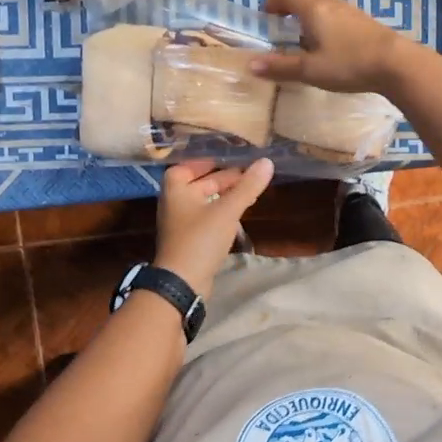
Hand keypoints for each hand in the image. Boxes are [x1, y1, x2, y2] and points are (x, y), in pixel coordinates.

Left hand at [153, 157, 273, 294]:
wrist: (182, 282)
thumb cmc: (201, 239)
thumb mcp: (227, 210)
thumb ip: (247, 187)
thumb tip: (267, 162)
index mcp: (176, 188)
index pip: (191, 165)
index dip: (211, 161)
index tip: (233, 159)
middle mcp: (174, 201)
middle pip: (201, 183)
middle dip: (225, 179)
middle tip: (251, 176)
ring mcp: (181, 222)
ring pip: (206, 201)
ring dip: (225, 196)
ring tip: (250, 193)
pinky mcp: (189, 239)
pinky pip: (207, 218)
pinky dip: (221, 213)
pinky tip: (239, 216)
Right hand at [249, 0, 429, 95]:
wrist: (394, 63)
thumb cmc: (348, 64)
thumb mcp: (310, 70)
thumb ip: (280, 67)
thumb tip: (250, 64)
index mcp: (313, 10)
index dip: (274, 2)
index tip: (265, 13)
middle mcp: (330, 4)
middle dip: (291, 1)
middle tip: (281, 17)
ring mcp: (350, 11)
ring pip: (324, 0)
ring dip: (309, 8)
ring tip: (302, 28)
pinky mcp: (364, 21)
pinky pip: (337, 11)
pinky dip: (325, 17)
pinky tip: (328, 38)